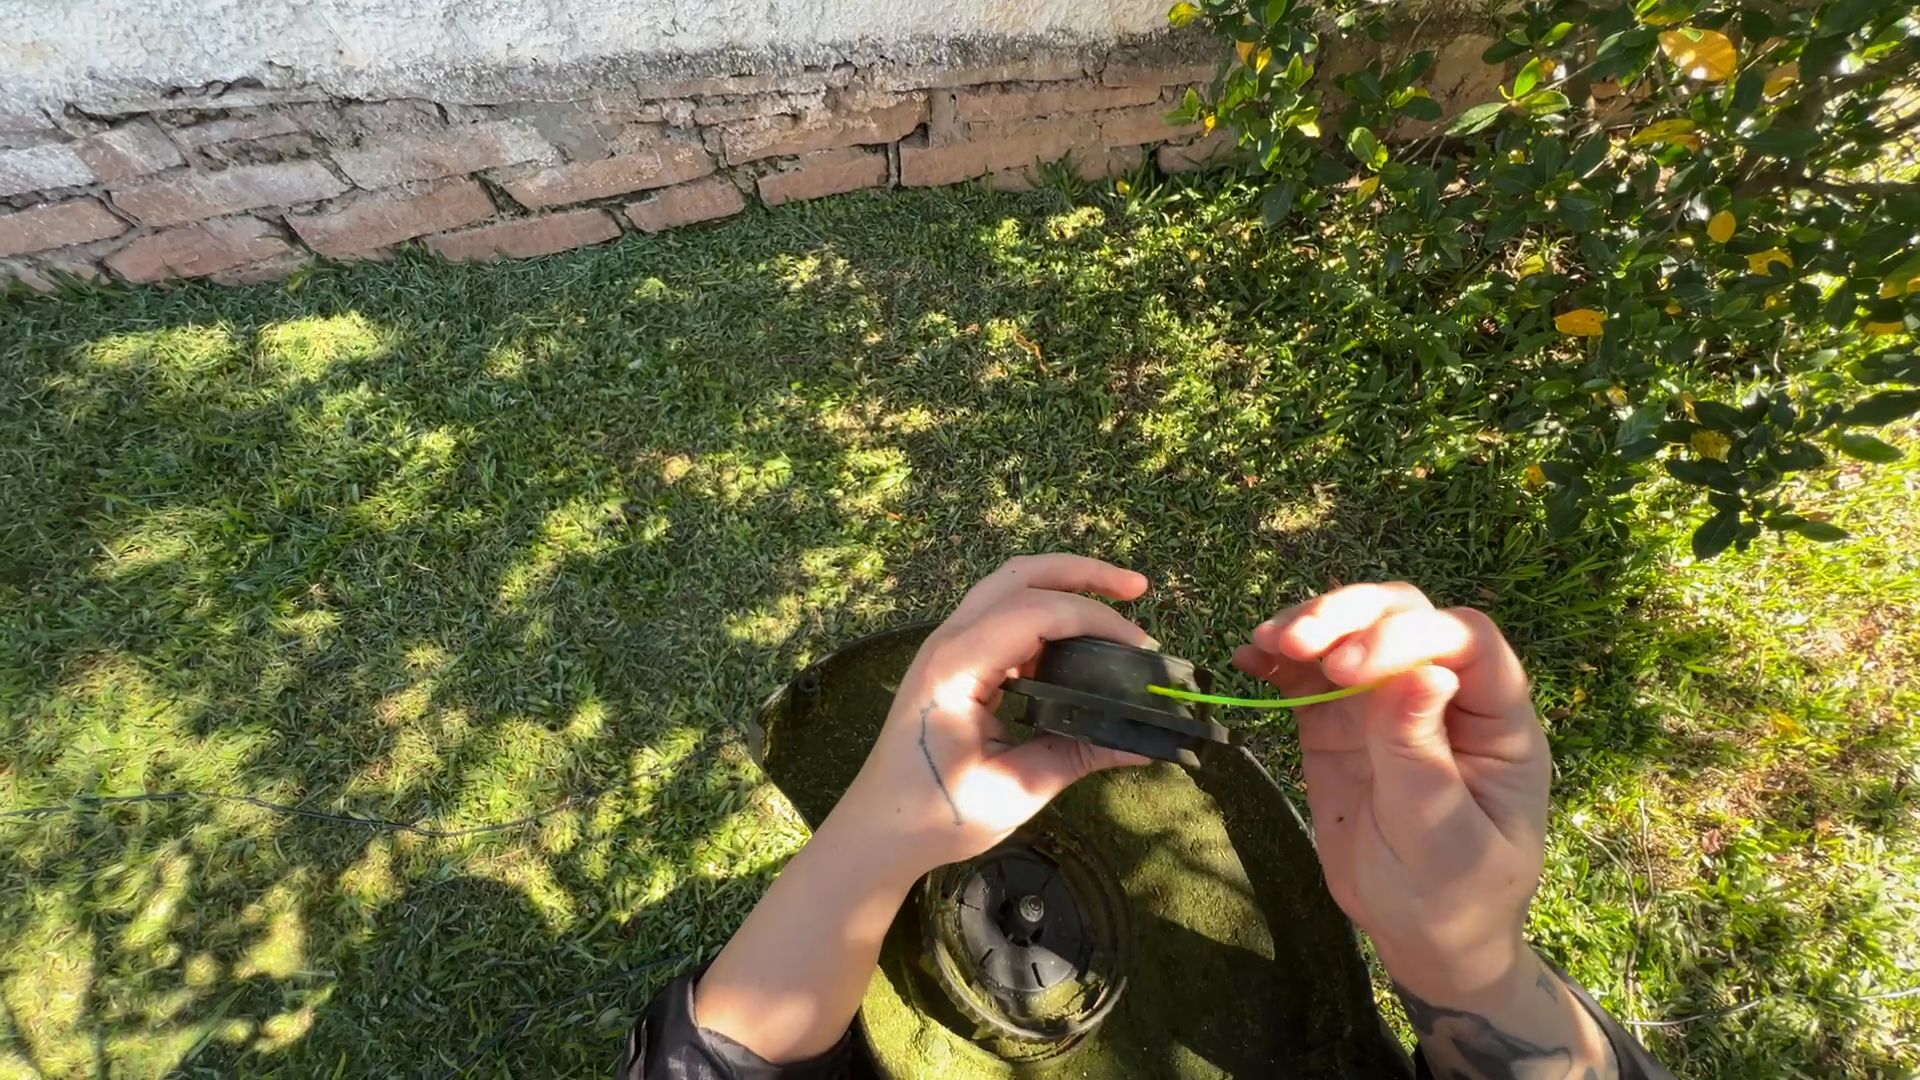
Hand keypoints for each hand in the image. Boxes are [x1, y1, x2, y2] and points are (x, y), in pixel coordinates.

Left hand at [823, 554, 1153, 882]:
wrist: (879, 828)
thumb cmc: (937, 814)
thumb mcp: (1016, 789)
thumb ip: (1079, 754)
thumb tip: (1145, 742)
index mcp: (957, 667)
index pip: (1035, 613)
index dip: (1094, 620)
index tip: (1141, 649)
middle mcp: (948, 640)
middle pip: (1019, 576)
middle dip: (1080, 572)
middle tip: (1137, 587)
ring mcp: (947, 644)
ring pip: (1008, 586)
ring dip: (1062, 583)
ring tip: (1115, 598)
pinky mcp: (954, 658)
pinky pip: (1001, 614)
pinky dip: (1044, 612)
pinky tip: (1075, 640)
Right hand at [1232, 583, 1552, 1007]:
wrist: (1409, 929)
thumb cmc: (1449, 893)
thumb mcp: (1439, 836)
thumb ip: (1421, 754)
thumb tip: (1422, 673)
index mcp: (1496, 723)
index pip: (1463, 641)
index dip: (1405, 636)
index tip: (1346, 670)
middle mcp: (1442, 693)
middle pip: (1402, 615)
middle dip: (1346, 616)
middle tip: (1294, 643)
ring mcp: (1384, 701)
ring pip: (1351, 628)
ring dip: (1306, 624)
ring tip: (1263, 641)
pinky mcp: (1335, 716)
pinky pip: (1306, 670)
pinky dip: (1275, 657)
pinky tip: (1247, 658)